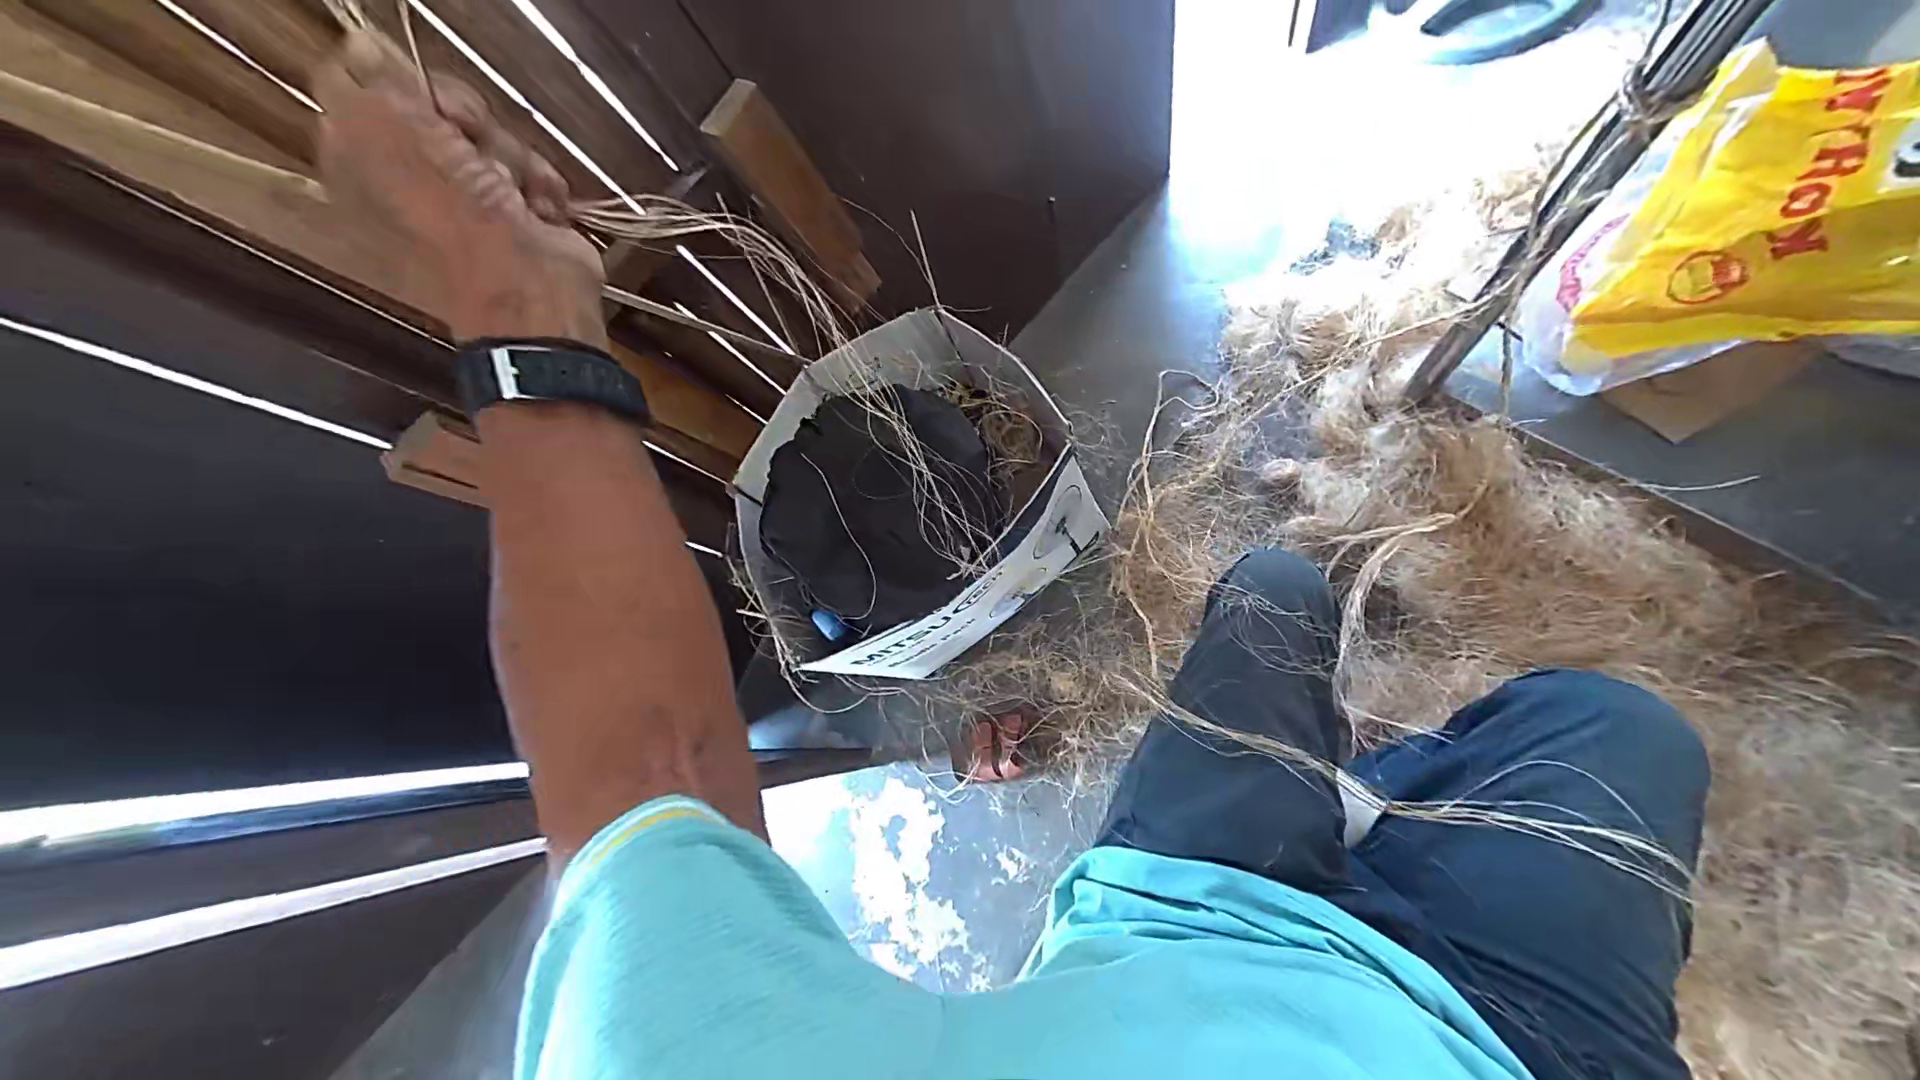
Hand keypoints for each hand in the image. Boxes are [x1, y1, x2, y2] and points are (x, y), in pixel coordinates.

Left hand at [314, 31, 606, 346]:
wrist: (528, 291)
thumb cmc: (452, 221)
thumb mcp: (388, 130)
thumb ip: (369, 78)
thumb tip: (365, 41)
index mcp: (362, 158)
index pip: (372, 83)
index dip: (399, 79)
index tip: (420, 93)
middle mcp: (415, 177)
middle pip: (440, 107)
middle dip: (467, 121)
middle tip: (473, 140)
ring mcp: (474, 200)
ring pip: (495, 141)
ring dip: (513, 161)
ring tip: (516, 194)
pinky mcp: (526, 218)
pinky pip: (535, 175)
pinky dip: (544, 188)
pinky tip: (542, 210)